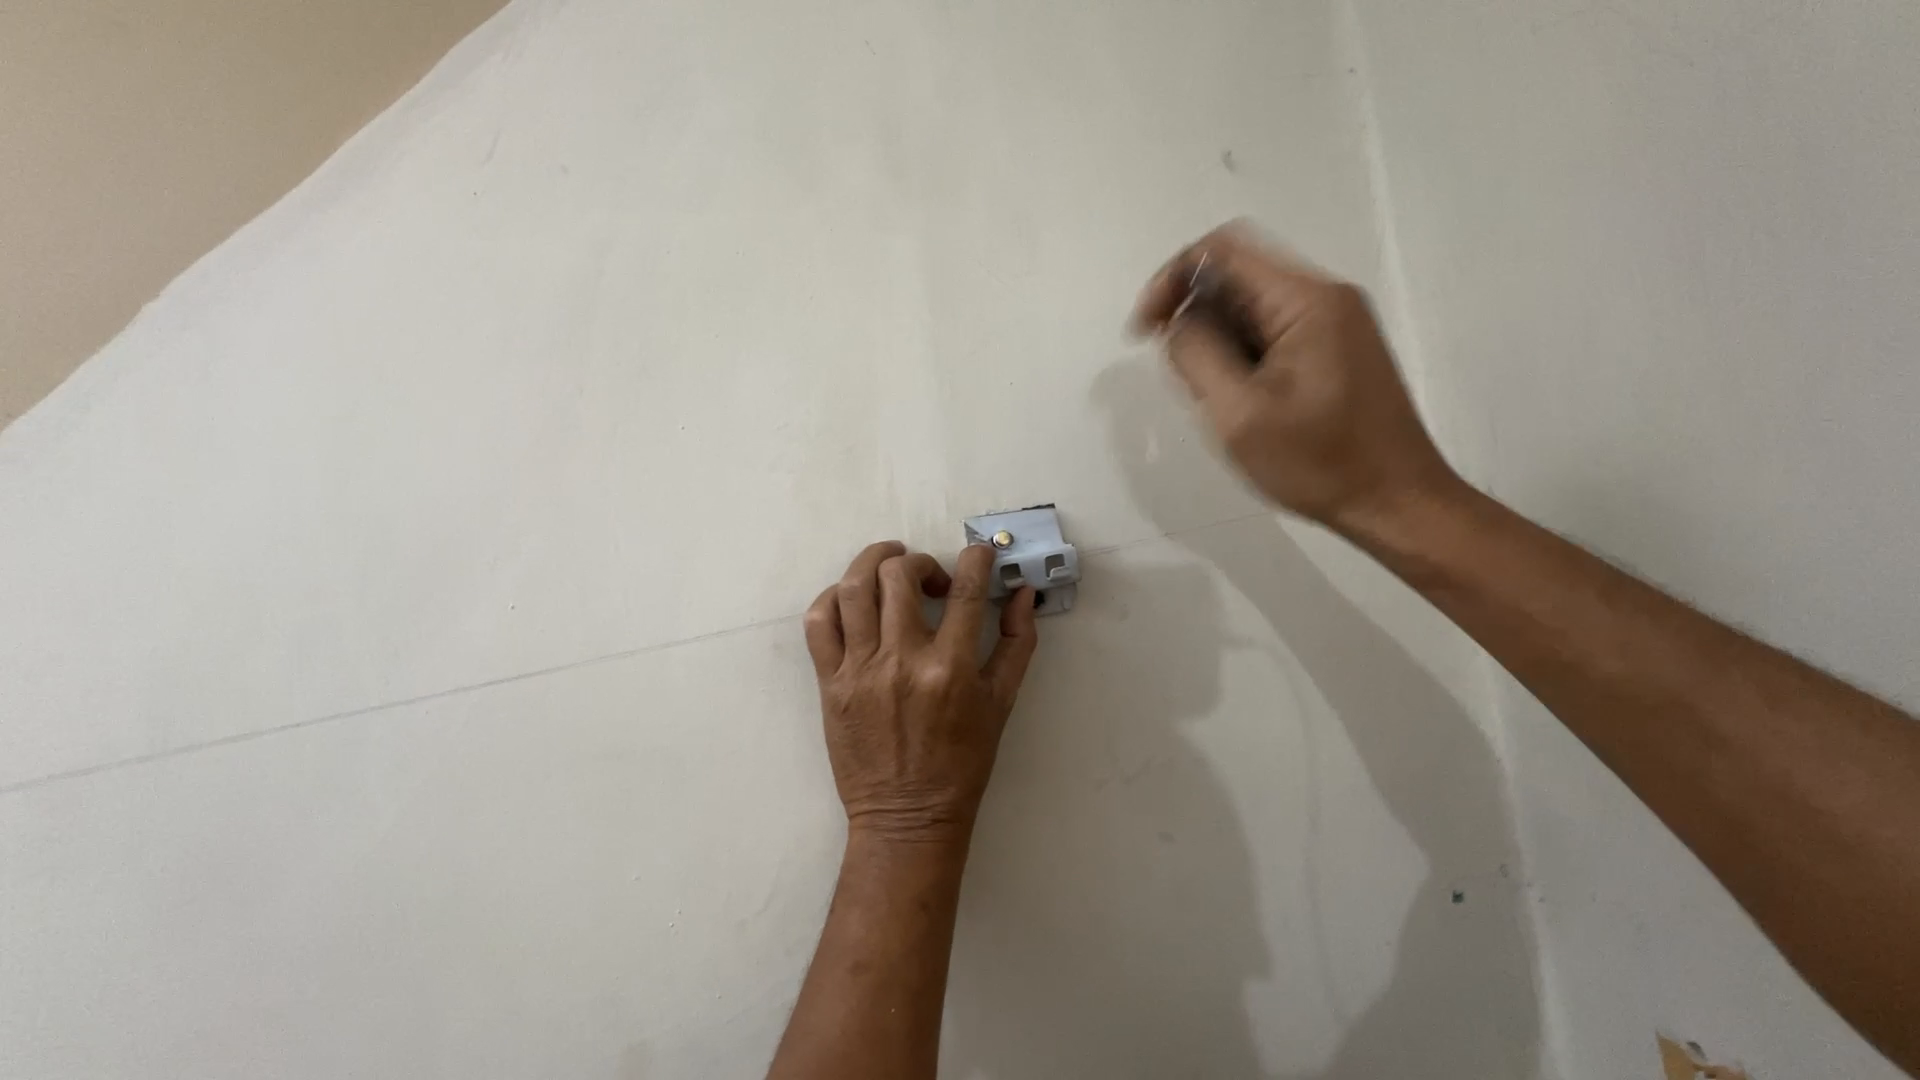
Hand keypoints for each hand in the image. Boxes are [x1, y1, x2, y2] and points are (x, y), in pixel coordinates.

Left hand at [804, 542, 1040, 844]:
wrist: (908, 816)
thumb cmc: (962, 764)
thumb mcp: (1001, 704)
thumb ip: (1016, 644)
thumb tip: (1024, 594)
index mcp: (951, 668)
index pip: (966, 589)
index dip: (977, 558)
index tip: (979, 554)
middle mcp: (903, 661)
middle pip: (901, 575)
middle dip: (920, 562)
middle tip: (932, 580)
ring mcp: (860, 670)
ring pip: (855, 587)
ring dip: (874, 563)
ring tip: (889, 568)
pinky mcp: (829, 683)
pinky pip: (820, 622)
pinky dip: (834, 597)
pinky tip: (854, 601)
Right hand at [1132, 222, 1461, 533]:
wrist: (1396, 503)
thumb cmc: (1320, 463)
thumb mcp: (1239, 414)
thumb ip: (1197, 355)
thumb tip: (1176, 323)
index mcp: (1305, 300)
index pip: (1222, 250)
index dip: (1171, 279)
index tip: (1145, 331)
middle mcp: (1325, 298)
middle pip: (1237, 277)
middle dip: (1193, 319)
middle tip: (1186, 382)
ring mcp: (1335, 324)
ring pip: (1251, 309)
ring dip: (1216, 343)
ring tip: (1215, 401)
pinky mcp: (1335, 351)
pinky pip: (1272, 334)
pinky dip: (1240, 357)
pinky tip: (1239, 403)